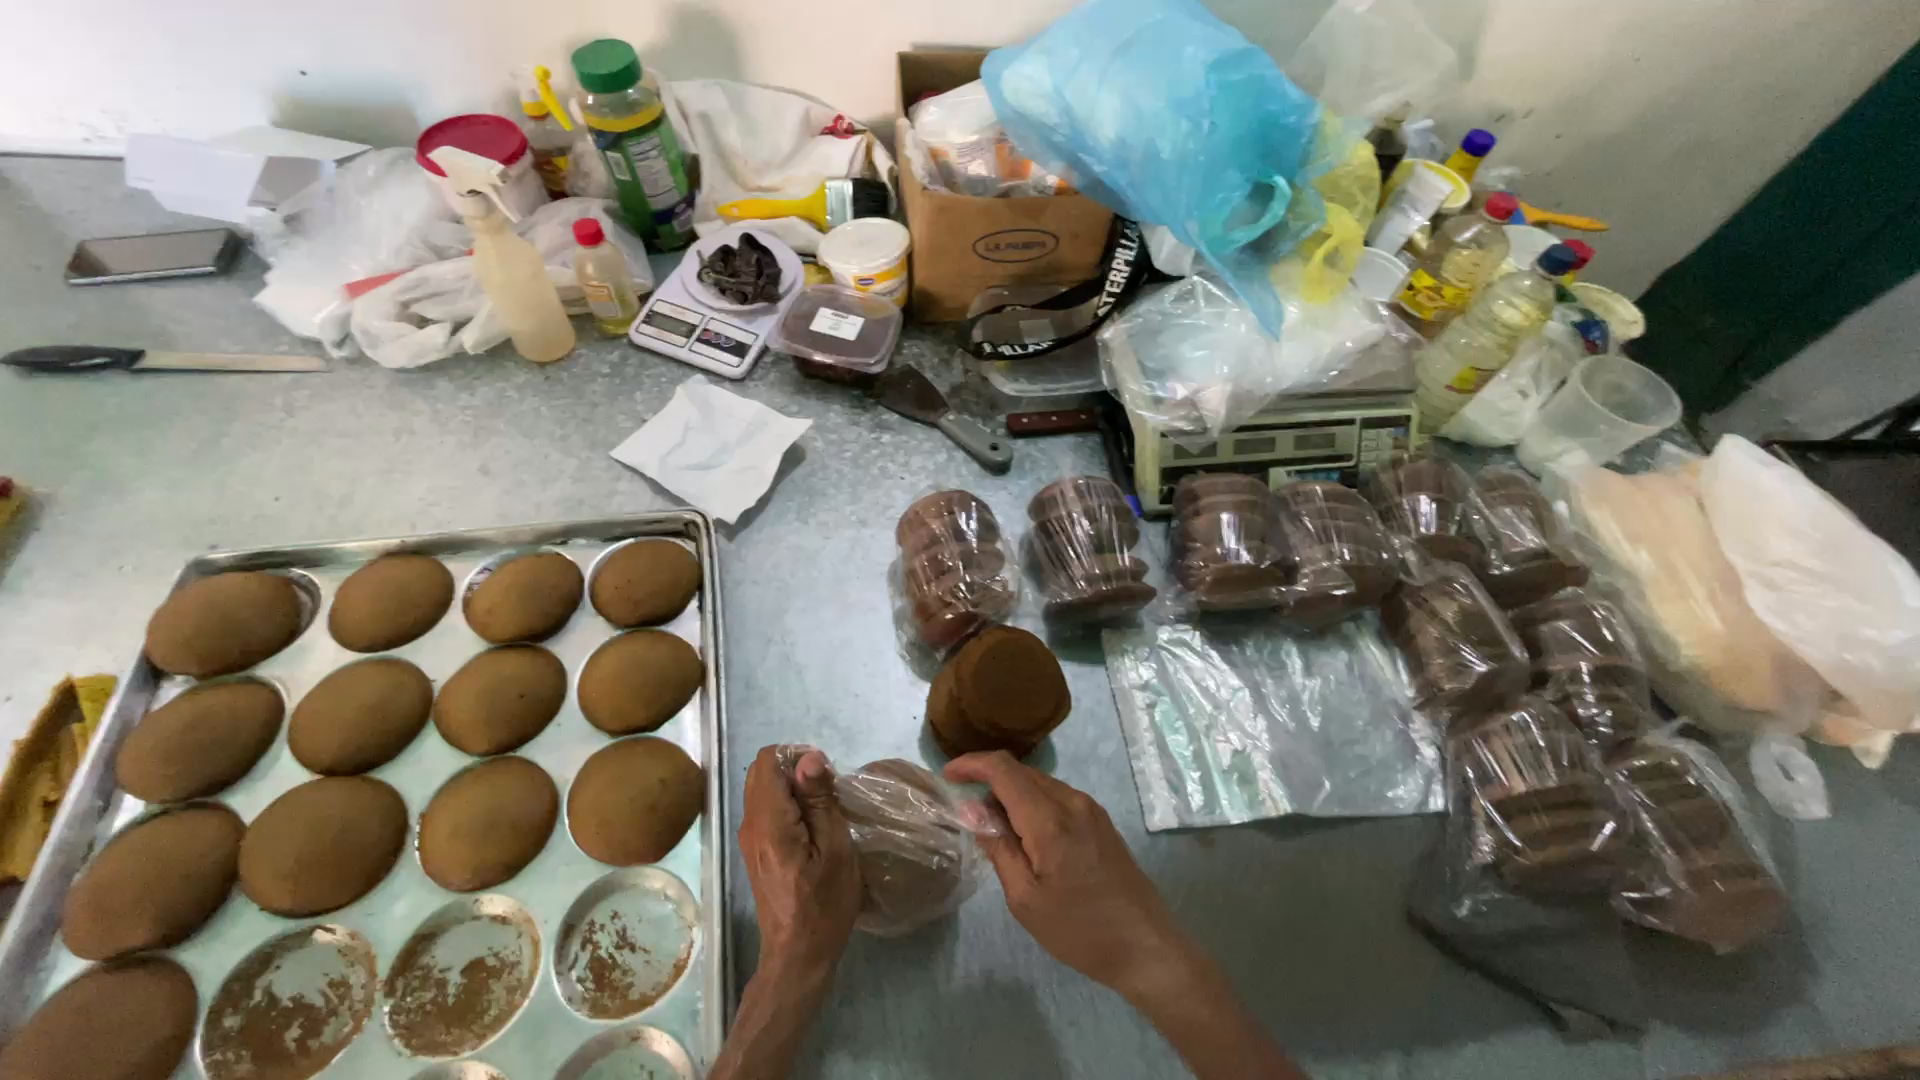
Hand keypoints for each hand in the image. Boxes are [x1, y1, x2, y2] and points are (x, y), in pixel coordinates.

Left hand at [739, 745, 860, 980]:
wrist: (797, 955)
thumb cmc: (824, 904)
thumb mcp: (835, 849)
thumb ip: (820, 800)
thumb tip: (809, 757)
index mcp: (769, 822)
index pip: (768, 761)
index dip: (798, 757)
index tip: (825, 777)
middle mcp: (749, 824)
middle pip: (762, 771)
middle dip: (795, 769)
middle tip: (827, 793)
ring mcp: (748, 838)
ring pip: (763, 789)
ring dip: (792, 788)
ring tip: (823, 811)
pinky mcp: (755, 850)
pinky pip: (766, 809)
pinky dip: (788, 806)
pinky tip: (812, 829)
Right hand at [946, 752, 1306, 1079]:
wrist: (1146, 947)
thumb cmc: (1080, 930)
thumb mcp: (1025, 899)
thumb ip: (998, 847)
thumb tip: (974, 810)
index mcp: (1050, 819)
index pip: (1003, 769)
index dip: (972, 764)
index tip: (947, 777)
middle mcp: (1072, 802)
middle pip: (1021, 772)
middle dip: (988, 781)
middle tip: (965, 810)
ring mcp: (1090, 809)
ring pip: (1040, 783)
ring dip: (1011, 794)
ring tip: (992, 828)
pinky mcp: (1101, 821)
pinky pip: (1057, 797)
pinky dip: (1032, 804)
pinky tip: (1024, 834)